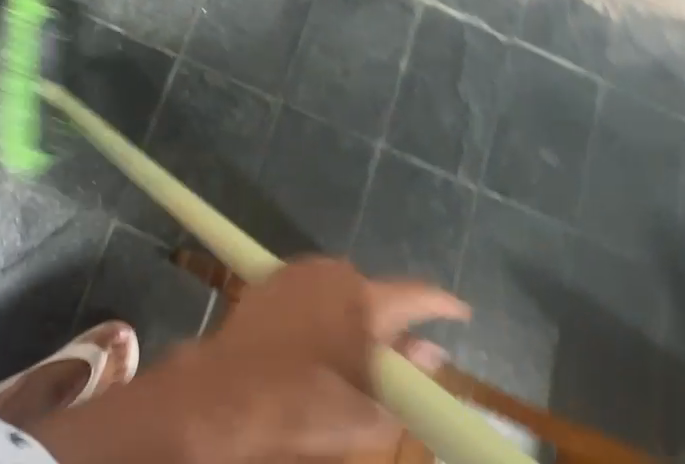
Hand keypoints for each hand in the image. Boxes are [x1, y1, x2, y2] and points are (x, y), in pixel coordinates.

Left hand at [30, 257, 468, 463]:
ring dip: (353, 314)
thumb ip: (408, 381)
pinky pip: (311, 291)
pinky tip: (316, 342)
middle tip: (399, 356)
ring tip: (353, 354)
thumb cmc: (303, 406)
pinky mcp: (269, 281)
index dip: (443, 305)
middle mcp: (334, 274)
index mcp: (365, 300)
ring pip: (341, 290)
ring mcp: (298, 273)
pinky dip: (322, 311)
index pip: (418, 294)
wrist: (224, 394)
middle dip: (390, 320)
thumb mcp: (370, 410)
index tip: (460, 312)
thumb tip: (429, 356)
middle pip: (376, 292)